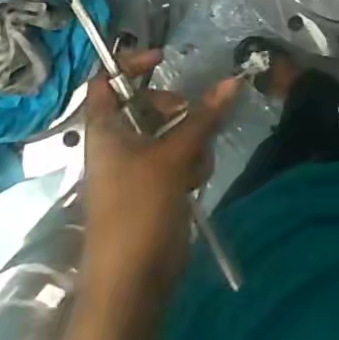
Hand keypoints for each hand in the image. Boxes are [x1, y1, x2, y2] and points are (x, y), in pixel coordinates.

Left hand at [80, 49, 241, 295]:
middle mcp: (117, 142)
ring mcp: (137, 166)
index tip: (164, 59)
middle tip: (191, 118)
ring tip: (193, 164)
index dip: (130, 65)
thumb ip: (203, 118)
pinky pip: (179, 157)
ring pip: (171, 132)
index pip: (106, 81)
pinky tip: (194, 182)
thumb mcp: (173, 157)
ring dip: (191, 141)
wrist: (132, 280)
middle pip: (149, 105)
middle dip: (177, 110)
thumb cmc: (138, 210)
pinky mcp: (156, 186)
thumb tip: (233, 80)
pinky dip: (191, 163)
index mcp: (104, 129)